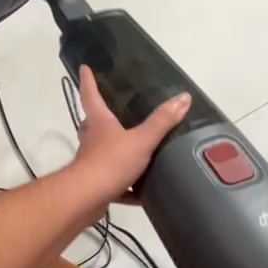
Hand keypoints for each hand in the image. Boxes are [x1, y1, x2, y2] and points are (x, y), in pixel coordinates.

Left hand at [67, 66, 188, 203]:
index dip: (88, 81)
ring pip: (102, 153)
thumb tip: (184, 97)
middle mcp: (92, 140)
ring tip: (136, 153)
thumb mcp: (141, 140)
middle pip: (93, 124)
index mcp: (100, 123)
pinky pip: (114, 184)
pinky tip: (142, 194)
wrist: (86, 199)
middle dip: (100, 118)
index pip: (90, 95)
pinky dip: (127, 189)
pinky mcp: (96, 186)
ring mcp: (92, 163)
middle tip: (114, 113)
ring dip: (116, 152)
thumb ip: (162, 121)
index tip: (84, 68)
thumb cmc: (110, 162)